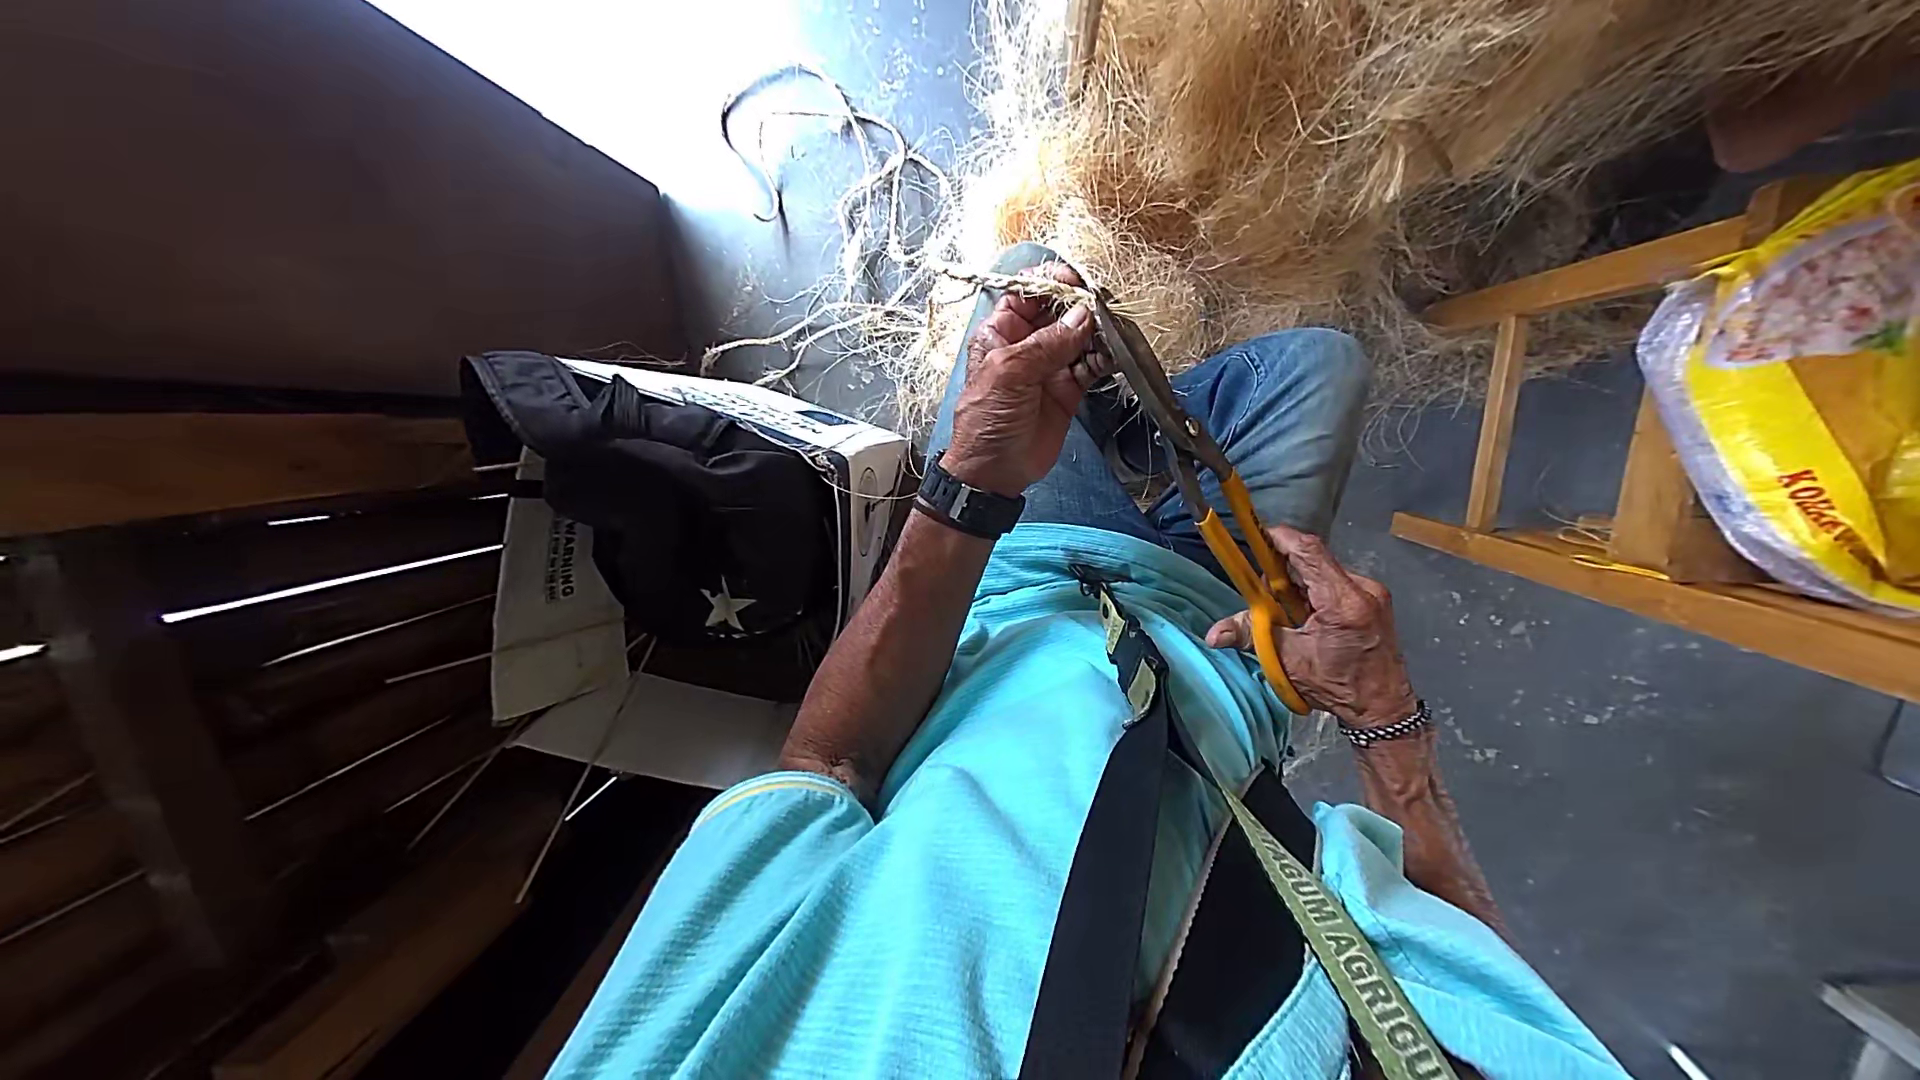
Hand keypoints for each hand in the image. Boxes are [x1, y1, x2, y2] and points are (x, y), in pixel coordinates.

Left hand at [943, 264, 1101, 496]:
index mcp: (1001, 333)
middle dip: (1080, 305)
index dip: (1049, 282)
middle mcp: (1027, 344)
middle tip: (1103, 305)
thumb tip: (1084, 316)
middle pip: (1058, 311)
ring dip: (1098, 330)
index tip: (1074, 282)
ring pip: (1079, 335)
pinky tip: (1115, 351)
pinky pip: (1091, 363)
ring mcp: (1050, 366)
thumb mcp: (1009, 373)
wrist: (995, 470)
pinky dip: (1105, 356)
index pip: (1026, 293)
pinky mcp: (1069, 388)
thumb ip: (1047, 344)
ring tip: (1113, 328)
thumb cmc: (988, 419)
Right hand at [1204, 522, 1417, 728]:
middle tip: (1264, 590)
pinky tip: (1305, 615)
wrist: (1383, 709)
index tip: (1255, 537)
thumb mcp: (1287, 660)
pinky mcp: (1374, 599)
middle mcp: (1363, 589)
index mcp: (1342, 602)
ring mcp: (1372, 593)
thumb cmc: (1337, 687)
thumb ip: (1249, 636)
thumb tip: (1212, 635)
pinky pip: (1335, 581)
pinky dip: (1313, 590)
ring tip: (1286, 610)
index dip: (1279, 538)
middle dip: (1282, 568)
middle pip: (1313, 558)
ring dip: (1297, 581)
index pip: (1308, 551)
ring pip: (1322, 569)